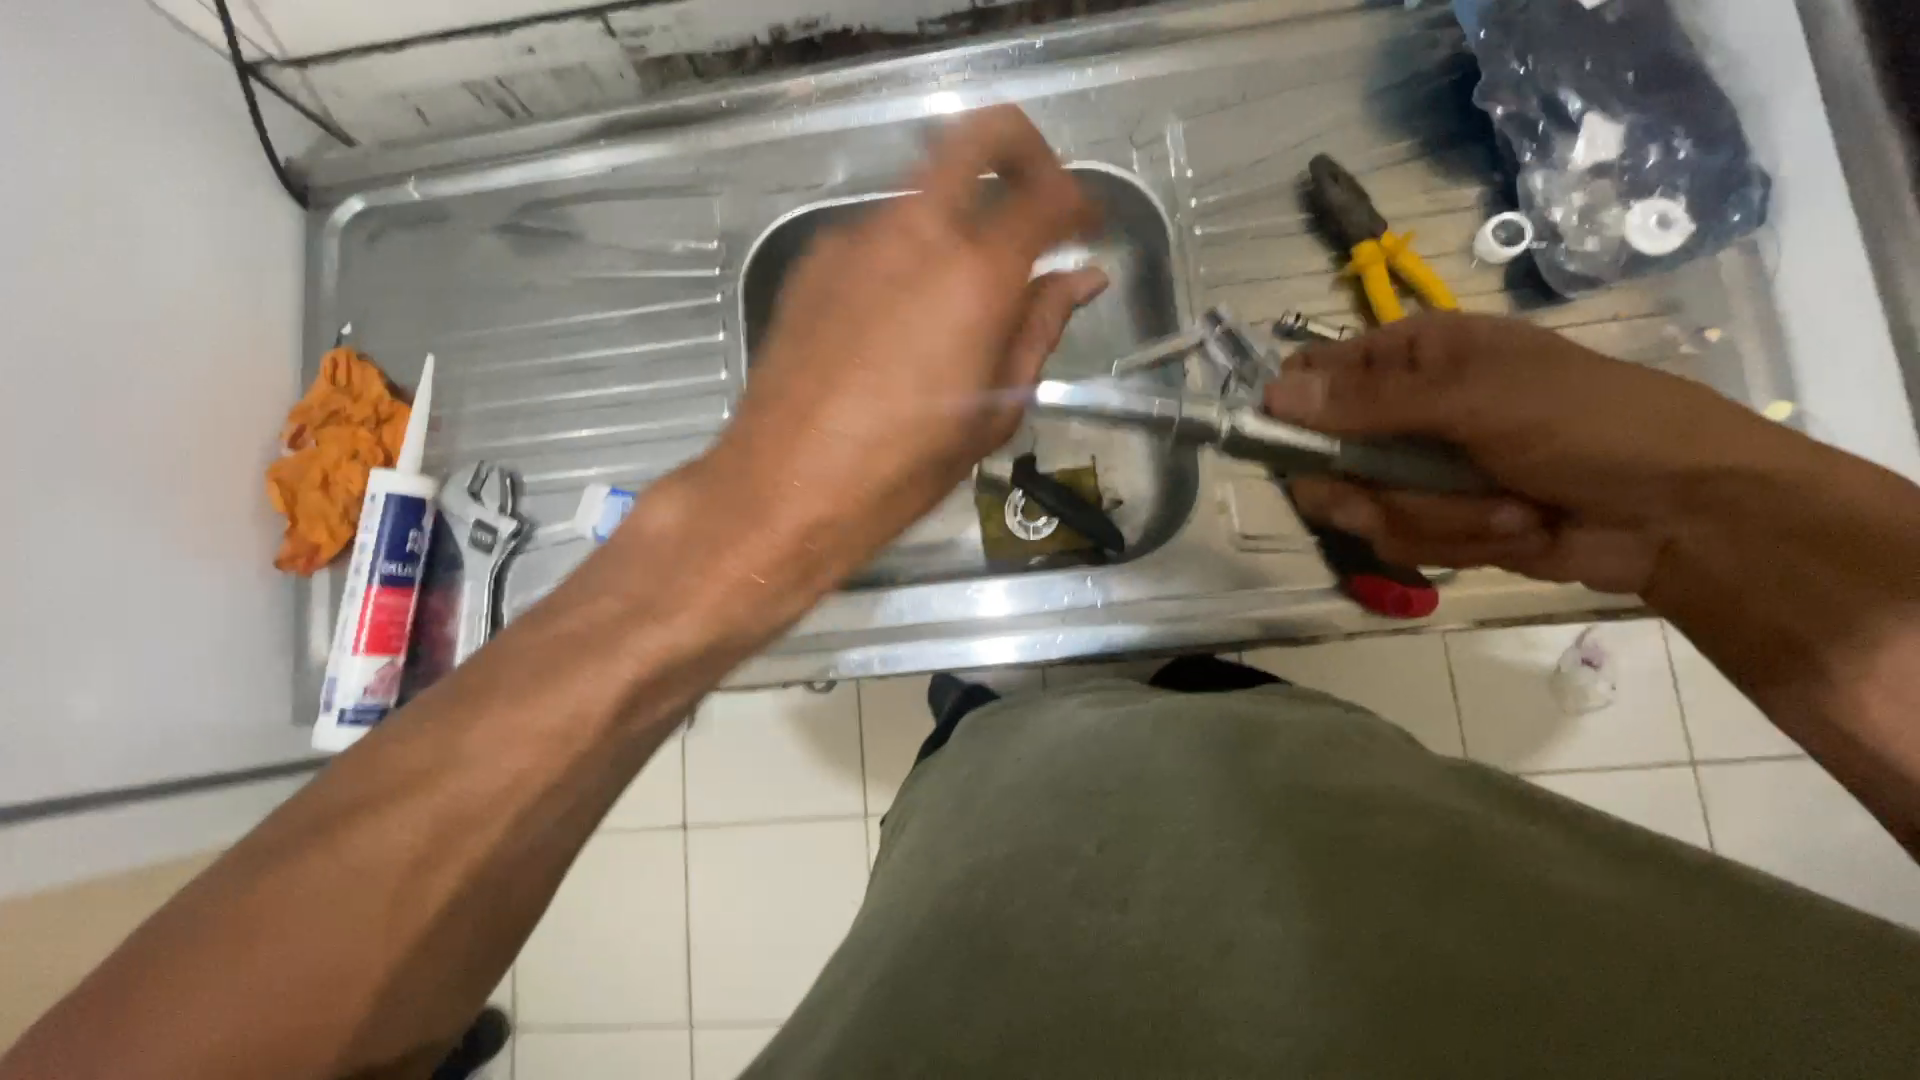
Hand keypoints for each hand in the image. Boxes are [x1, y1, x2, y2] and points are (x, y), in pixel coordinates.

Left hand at [698, 105, 1106, 581]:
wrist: (785, 486)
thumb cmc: (903, 467)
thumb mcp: (993, 411)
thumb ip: (1039, 329)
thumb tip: (1080, 280)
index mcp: (976, 276)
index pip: (1047, 196)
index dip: (1080, 202)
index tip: (1087, 226)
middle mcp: (916, 235)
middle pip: (976, 137)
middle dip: (1022, 152)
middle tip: (1037, 201)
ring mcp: (855, 241)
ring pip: (923, 191)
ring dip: (958, 217)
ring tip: (962, 291)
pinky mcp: (813, 262)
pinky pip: (877, 233)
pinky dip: (907, 252)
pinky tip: (901, 316)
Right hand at [1265, 313, 1797, 593]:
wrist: (1683, 513)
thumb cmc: (1590, 425)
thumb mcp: (1478, 399)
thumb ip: (1370, 402)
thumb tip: (1271, 395)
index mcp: (1409, 357)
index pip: (1310, 378)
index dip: (1290, 413)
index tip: (1298, 448)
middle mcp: (1401, 413)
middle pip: (1319, 457)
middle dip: (1359, 488)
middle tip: (1380, 500)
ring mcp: (1419, 472)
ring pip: (1359, 508)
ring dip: (1433, 518)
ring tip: (1505, 509)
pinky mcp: (1438, 524)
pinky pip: (1401, 542)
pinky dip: (1456, 542)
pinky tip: (1515, 528)